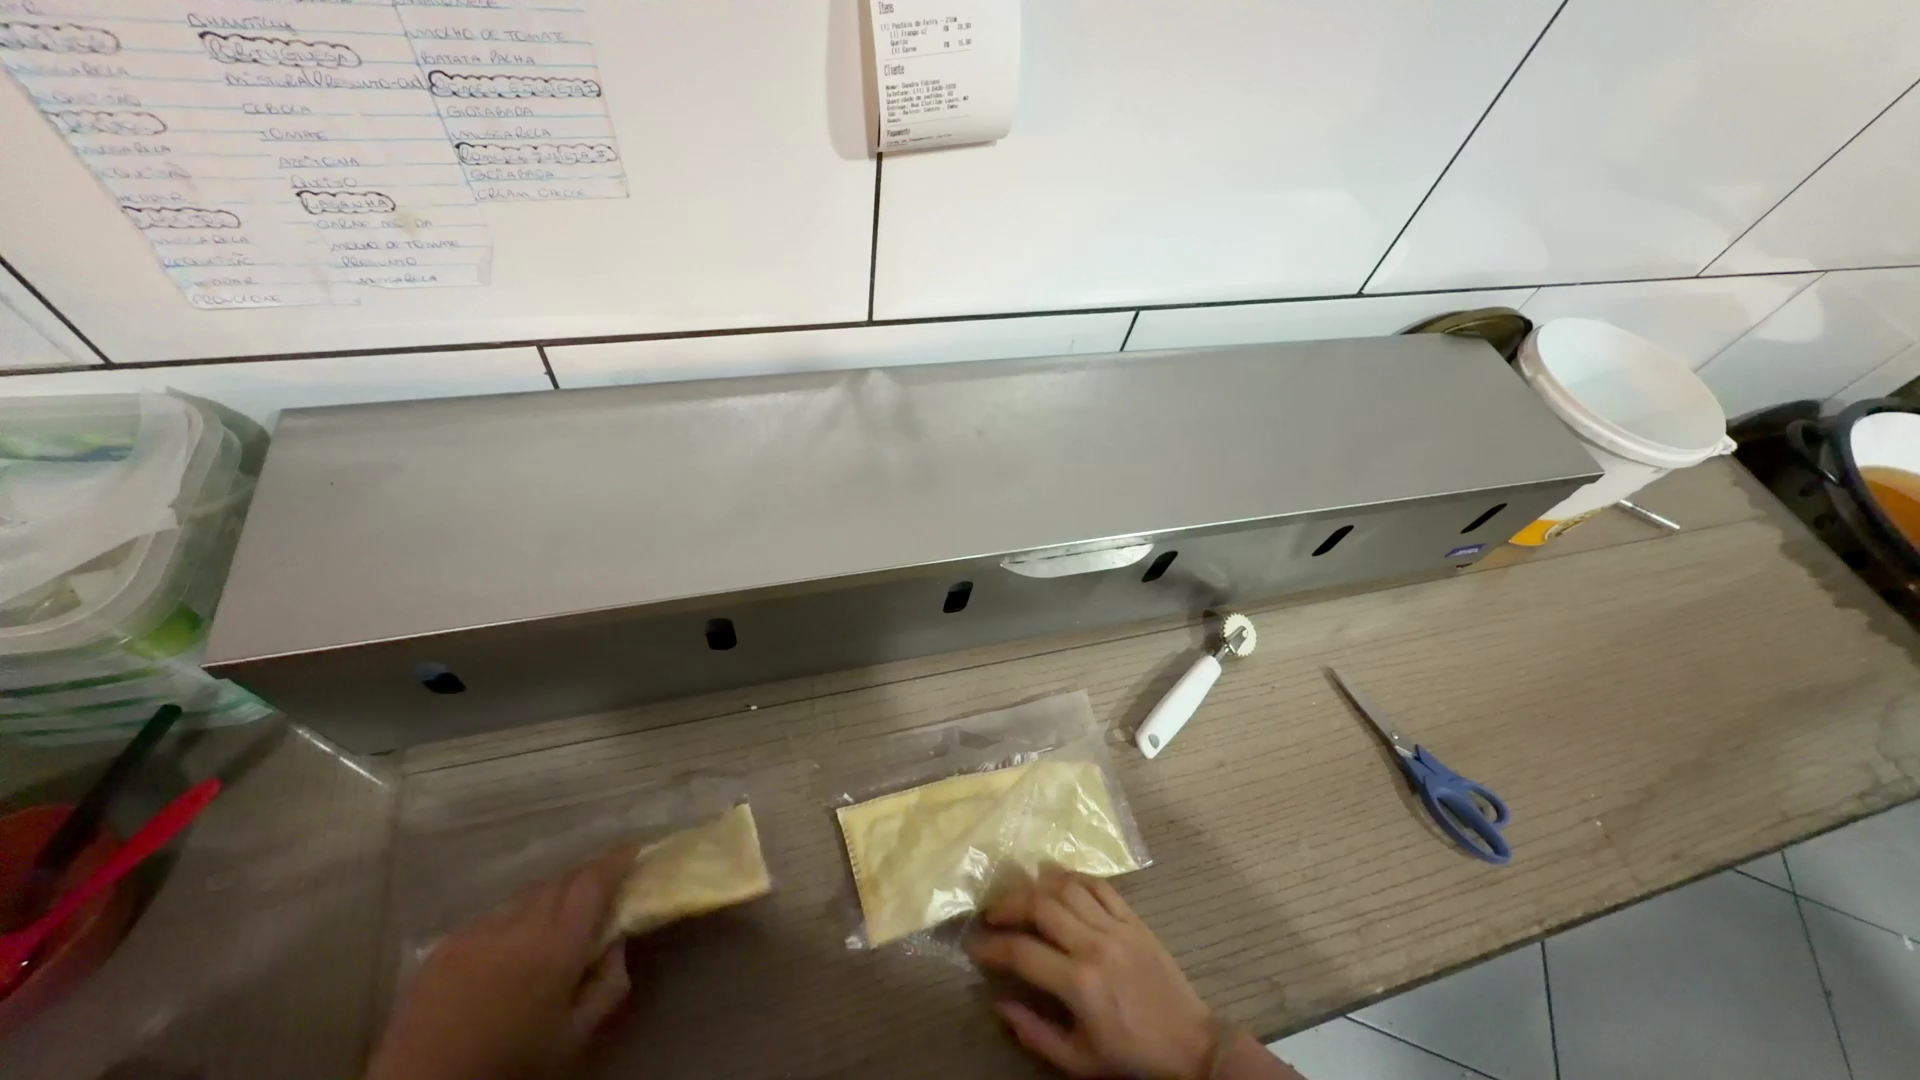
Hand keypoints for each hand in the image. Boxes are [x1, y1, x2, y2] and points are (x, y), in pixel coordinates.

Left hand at [365, 846, 635, 1079]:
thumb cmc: (510, 1067)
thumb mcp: (575, 1036)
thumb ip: (607, 985)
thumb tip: (616, 944)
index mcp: (555, 945)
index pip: (592, 882)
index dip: (616, 860)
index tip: (633, 850)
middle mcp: (517, 925)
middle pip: (559, 880)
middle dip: (585, 876)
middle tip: (603, 887)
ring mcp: (477, 931)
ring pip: (525, 896)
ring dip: (549, 897)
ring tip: (557, 920)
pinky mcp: (445, 945)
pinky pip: (493, 917)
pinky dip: (515, 919)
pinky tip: (511, 949)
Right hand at [967, 868, 1216, 1079]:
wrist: (1190, 1045)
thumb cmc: (1130, 1055)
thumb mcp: (1077, 1060)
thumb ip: (1033, 1032)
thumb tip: (998, 1003)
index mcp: (1078, 983)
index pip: (1021, 951)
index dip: (991, 946)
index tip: (974, 945)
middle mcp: (1094, 945)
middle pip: (1040, 905)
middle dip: (1007, 904)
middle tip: (991, 914)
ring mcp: (1117, 927)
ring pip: (1068, 887)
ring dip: (1037, 885)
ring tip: (1020, 895)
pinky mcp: (1135, 919)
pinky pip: (1100, 885)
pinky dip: (1074, 877)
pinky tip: (1057, 881)